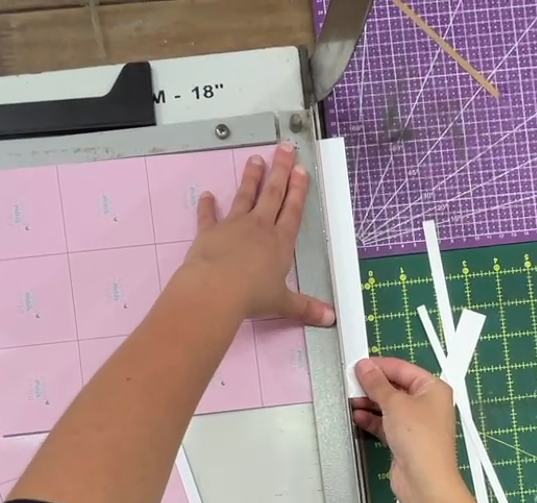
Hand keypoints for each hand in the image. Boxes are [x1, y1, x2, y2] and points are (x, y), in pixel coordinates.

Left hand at [175, 143, 334, 326]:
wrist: (216, 290)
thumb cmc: (253, 296)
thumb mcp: (283, 304)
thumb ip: (305, 308)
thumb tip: (330, 319)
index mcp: (280, 243)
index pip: (292, 211)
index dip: (297, 191)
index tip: (301, 171)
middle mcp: (259, 228)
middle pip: (272, 194)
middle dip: (280, 171)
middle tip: (284, 149)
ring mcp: (233, 227)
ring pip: (245, 197)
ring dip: (251, 178)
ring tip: (255, 160)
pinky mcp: (210, 232)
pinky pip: (208, 216)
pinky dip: (207, 206)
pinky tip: (206, 195)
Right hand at [351, 356, 460, 502]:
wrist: (424, 481)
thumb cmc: (422, 441)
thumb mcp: (395, 403)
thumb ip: (377, 384)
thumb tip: (366, 368)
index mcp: (434, 388)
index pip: (403, 369)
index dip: (380, 366)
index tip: (359, 366)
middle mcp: (428, 405)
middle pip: (396, 388)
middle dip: (373, 387)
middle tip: (352, 383)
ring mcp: (417, 424)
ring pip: (389, 407)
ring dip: (370, 403)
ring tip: (351, 400)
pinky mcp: (406, 441)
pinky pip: (386, 424)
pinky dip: (373, 420)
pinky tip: (358, 417)